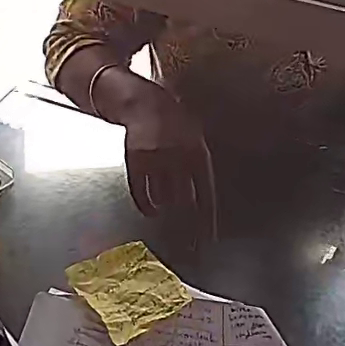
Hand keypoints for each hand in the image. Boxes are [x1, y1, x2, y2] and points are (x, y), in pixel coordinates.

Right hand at [99, 70, 216, 248]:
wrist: (142, 101)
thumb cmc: (172, 120)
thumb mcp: (194, 138)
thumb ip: (198, 166)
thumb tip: (202, 200)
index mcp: (198, 153)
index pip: (205, 193)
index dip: (207, 218)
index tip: (209, 238)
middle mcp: (178, 157)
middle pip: (185, 201)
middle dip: (188, 224)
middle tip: (190, 244)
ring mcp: (156, 159)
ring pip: (163, 197)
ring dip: (167, 213)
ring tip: (169, 225)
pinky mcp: (135, 161)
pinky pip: (141, 191)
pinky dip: (146, 204)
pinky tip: (151, 212)